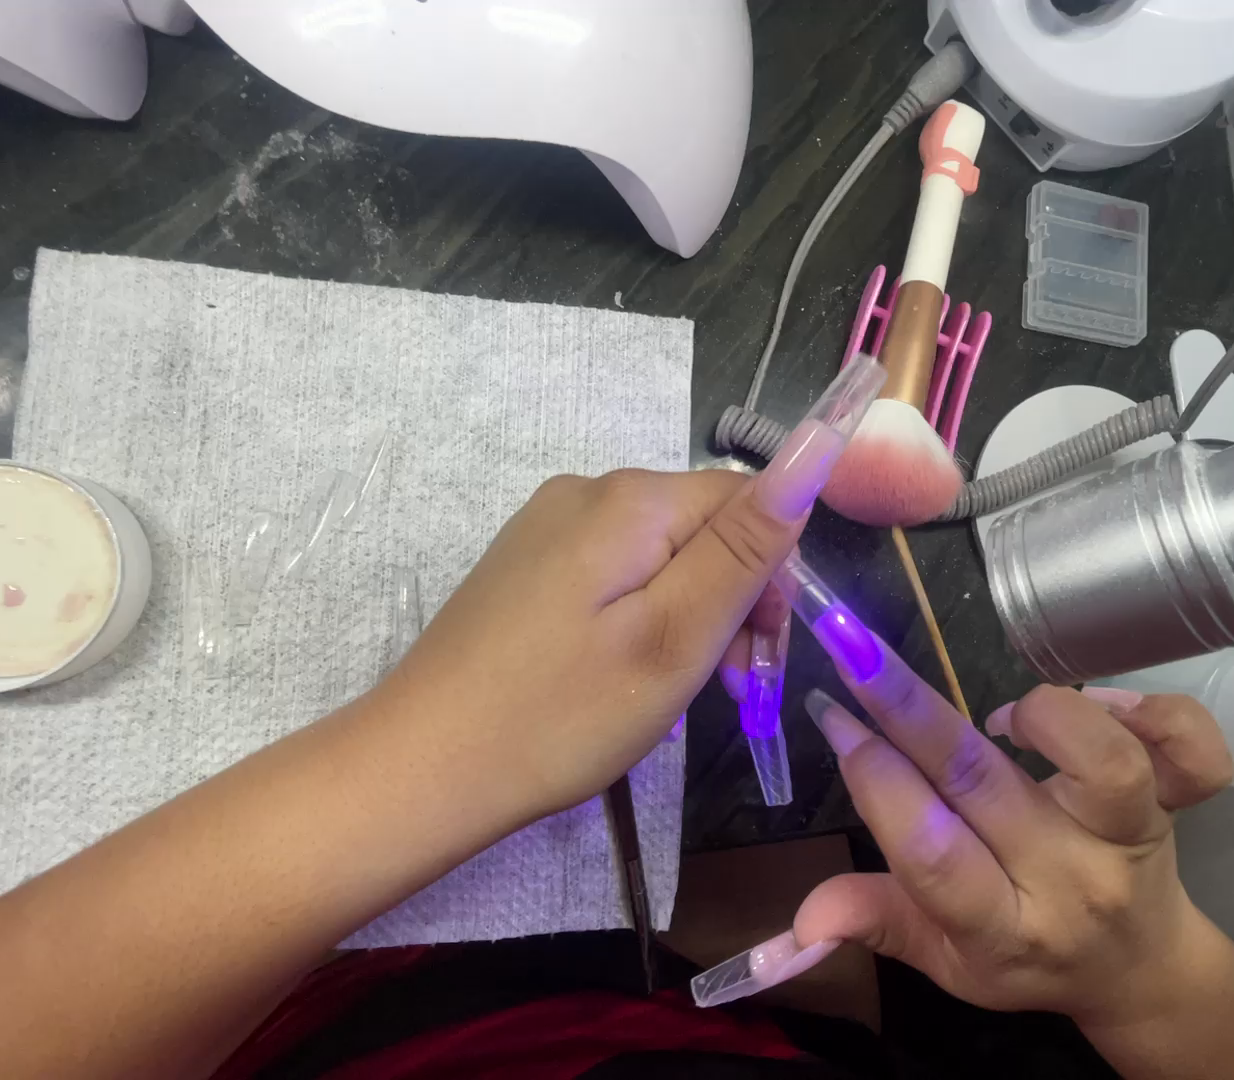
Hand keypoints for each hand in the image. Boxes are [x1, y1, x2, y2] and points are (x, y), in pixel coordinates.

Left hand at [367, 465, 808, 835]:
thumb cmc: (562, 713)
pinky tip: (632, 672)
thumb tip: (812, 455)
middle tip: (732, 686)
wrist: (421, 770)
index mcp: (630, 500)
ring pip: (664, 555)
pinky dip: (647, 617)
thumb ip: (745, 545)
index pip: (746, 501)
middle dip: (734, 599)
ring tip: (683, 691)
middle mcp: (587, 493)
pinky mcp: (530, 566)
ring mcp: (549, 527)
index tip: (763, 651)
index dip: (773, 572)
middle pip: (704, 528)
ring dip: (694, 614)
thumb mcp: (675, 634)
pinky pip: (619, 574)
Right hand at [794, 645, 1233, 1031]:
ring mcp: (1133, 841)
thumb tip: (802, 919)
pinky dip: (1151, 711)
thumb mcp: (945, 959)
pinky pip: (1192, 752)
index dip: (875, 777)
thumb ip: (877, 922)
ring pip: (1105, 764)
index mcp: (1003, 927)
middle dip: (909, 709)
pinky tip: (1097, 703)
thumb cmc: (1026, 955)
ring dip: (1042, 716)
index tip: (831, 712)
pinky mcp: (1178, 807)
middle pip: (987, 785)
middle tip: (857, 649)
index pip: (930, 853)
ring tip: (1005, 716)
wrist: (1140, 967)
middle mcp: (1070, 881)